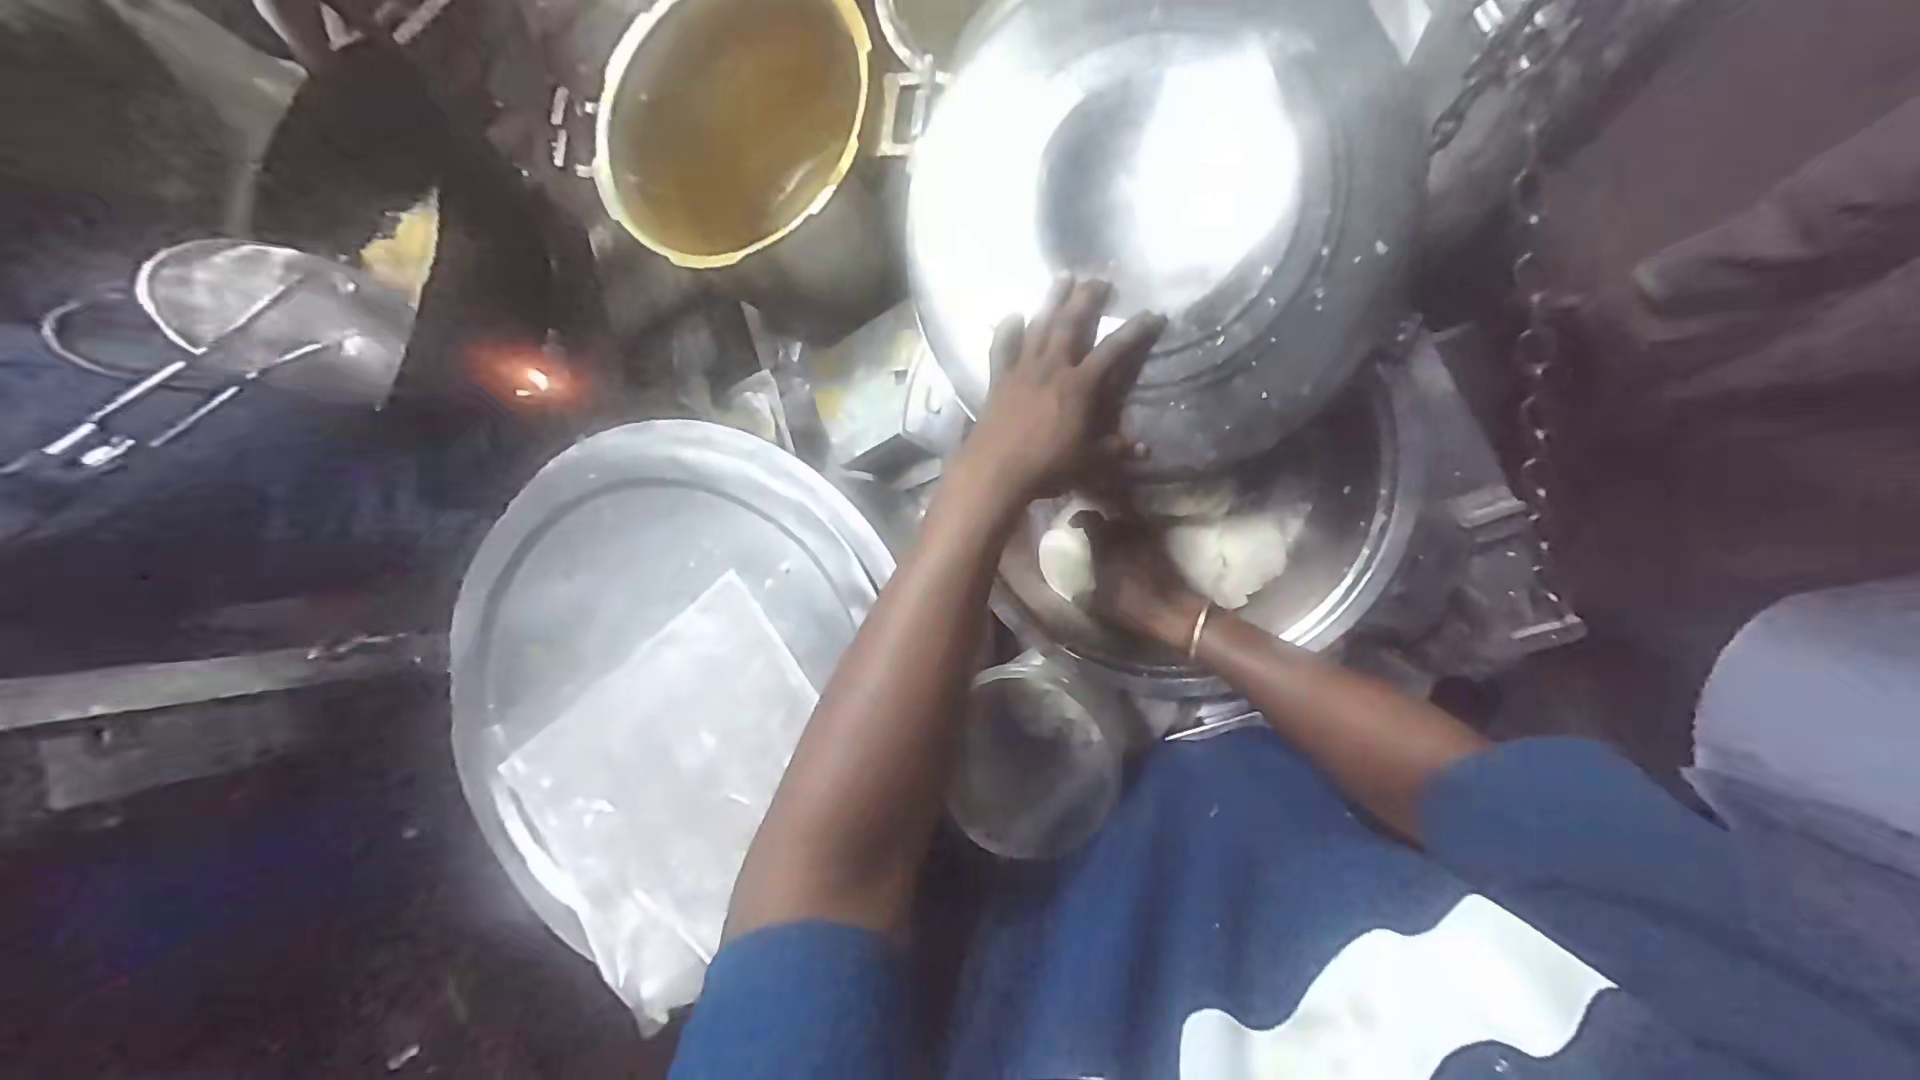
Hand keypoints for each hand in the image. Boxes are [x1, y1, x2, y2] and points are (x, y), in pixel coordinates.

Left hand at [952, 277, 1165, 508]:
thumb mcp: (1089, 462)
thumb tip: (1144, 448)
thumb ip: (1116, 450)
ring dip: (1052, 300)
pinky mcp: (998, 380)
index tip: (1153, 314)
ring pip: (1038, 326)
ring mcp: (1022, 370)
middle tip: (1100, 280)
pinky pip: (1001, 348)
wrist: (995, 471)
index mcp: (1079, 385)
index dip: (1136, 330)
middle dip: (1088, 298)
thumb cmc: (1047, 467)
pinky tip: (1013, 316)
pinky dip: (1007, 330)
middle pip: (1072, 323)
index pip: (1114, 349)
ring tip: (1063, 278)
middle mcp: (1051, 367)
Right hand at [1072, 510, 1206, 649]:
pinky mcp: (1163, 546)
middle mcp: (1126, 536)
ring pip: (1130, 520)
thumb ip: (1086, 596)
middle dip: (1102, 519)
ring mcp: (1147, 538)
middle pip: (1112, 515)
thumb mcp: (1100, 607)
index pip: (1091, 519)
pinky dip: (1137, 533)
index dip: (1081, 518)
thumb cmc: (1134, 610)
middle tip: (1095, 529)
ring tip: (1114, 535)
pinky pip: (1145, 531)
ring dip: (1121, 523)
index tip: (1074, 524)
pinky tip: (1133, 545)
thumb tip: (1076, 594)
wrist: (1174, 613)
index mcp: (1106, 546)